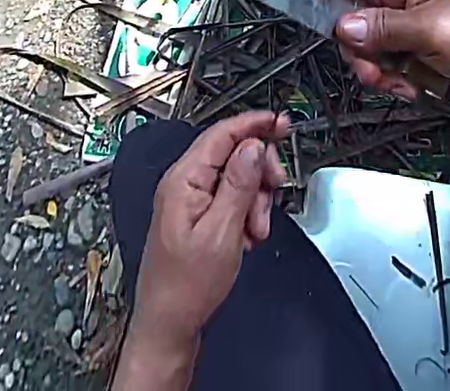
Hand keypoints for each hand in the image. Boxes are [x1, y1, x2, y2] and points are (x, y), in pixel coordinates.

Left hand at [131, 112, 288, 346]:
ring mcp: (192, 198)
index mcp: (184, 179)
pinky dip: (248, 211)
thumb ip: (239, 183)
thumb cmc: (185, 288)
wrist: (169, 328)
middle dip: (260, 171)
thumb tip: (254, 145)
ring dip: (256, 197)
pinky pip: (233, 196)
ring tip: (254, 227)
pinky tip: (247, 233)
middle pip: (235, 152)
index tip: (280, 122)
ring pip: (239, 175)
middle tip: (272, 190)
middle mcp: (185, 182)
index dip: (255, 124)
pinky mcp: (200, 213)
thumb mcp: (221, 232)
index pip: (223, 133)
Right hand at [323, 0, 449, 97]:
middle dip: (357, 44)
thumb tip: (344, 25)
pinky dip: (389, 77)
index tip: (303, 5)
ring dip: (374, 66)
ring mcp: (403, 20)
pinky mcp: (408, 45)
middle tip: (370, 67)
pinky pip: (381, 59)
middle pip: (351, 12)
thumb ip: (386, 27)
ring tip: (395, 81)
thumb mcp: (433, 28)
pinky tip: (409, 85)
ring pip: (364, 41)